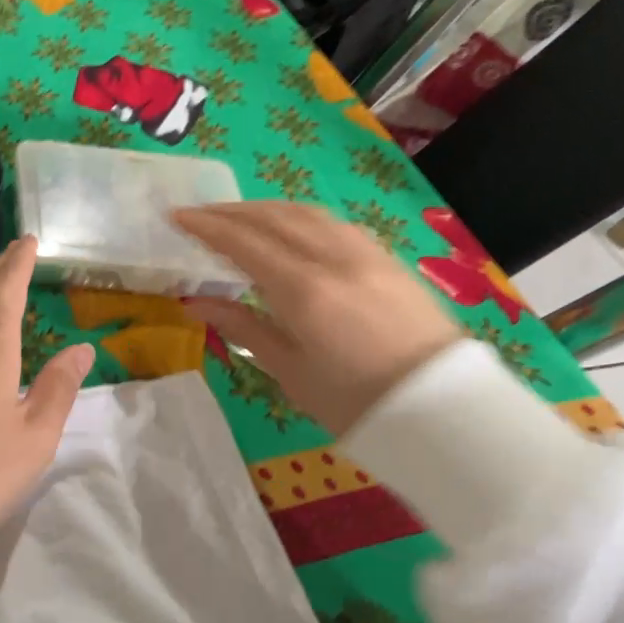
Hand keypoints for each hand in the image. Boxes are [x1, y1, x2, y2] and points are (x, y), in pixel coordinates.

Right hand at [173, 202, 461, 435]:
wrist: (447, 413)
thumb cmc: (356, 404)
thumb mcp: (289, 372)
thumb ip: (242, 326)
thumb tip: (195, 302)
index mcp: (302, 289)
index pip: (242, 241)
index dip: (206, 225)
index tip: (176, 216)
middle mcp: (332, 259)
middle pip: (272, 217)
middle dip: (231, 211)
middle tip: (200, 214)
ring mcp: (364, 254)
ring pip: (305, 213)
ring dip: (265, 208)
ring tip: (240, 217)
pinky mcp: (387, 259)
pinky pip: (333, 222)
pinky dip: (299, 216)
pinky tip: (291, 228)